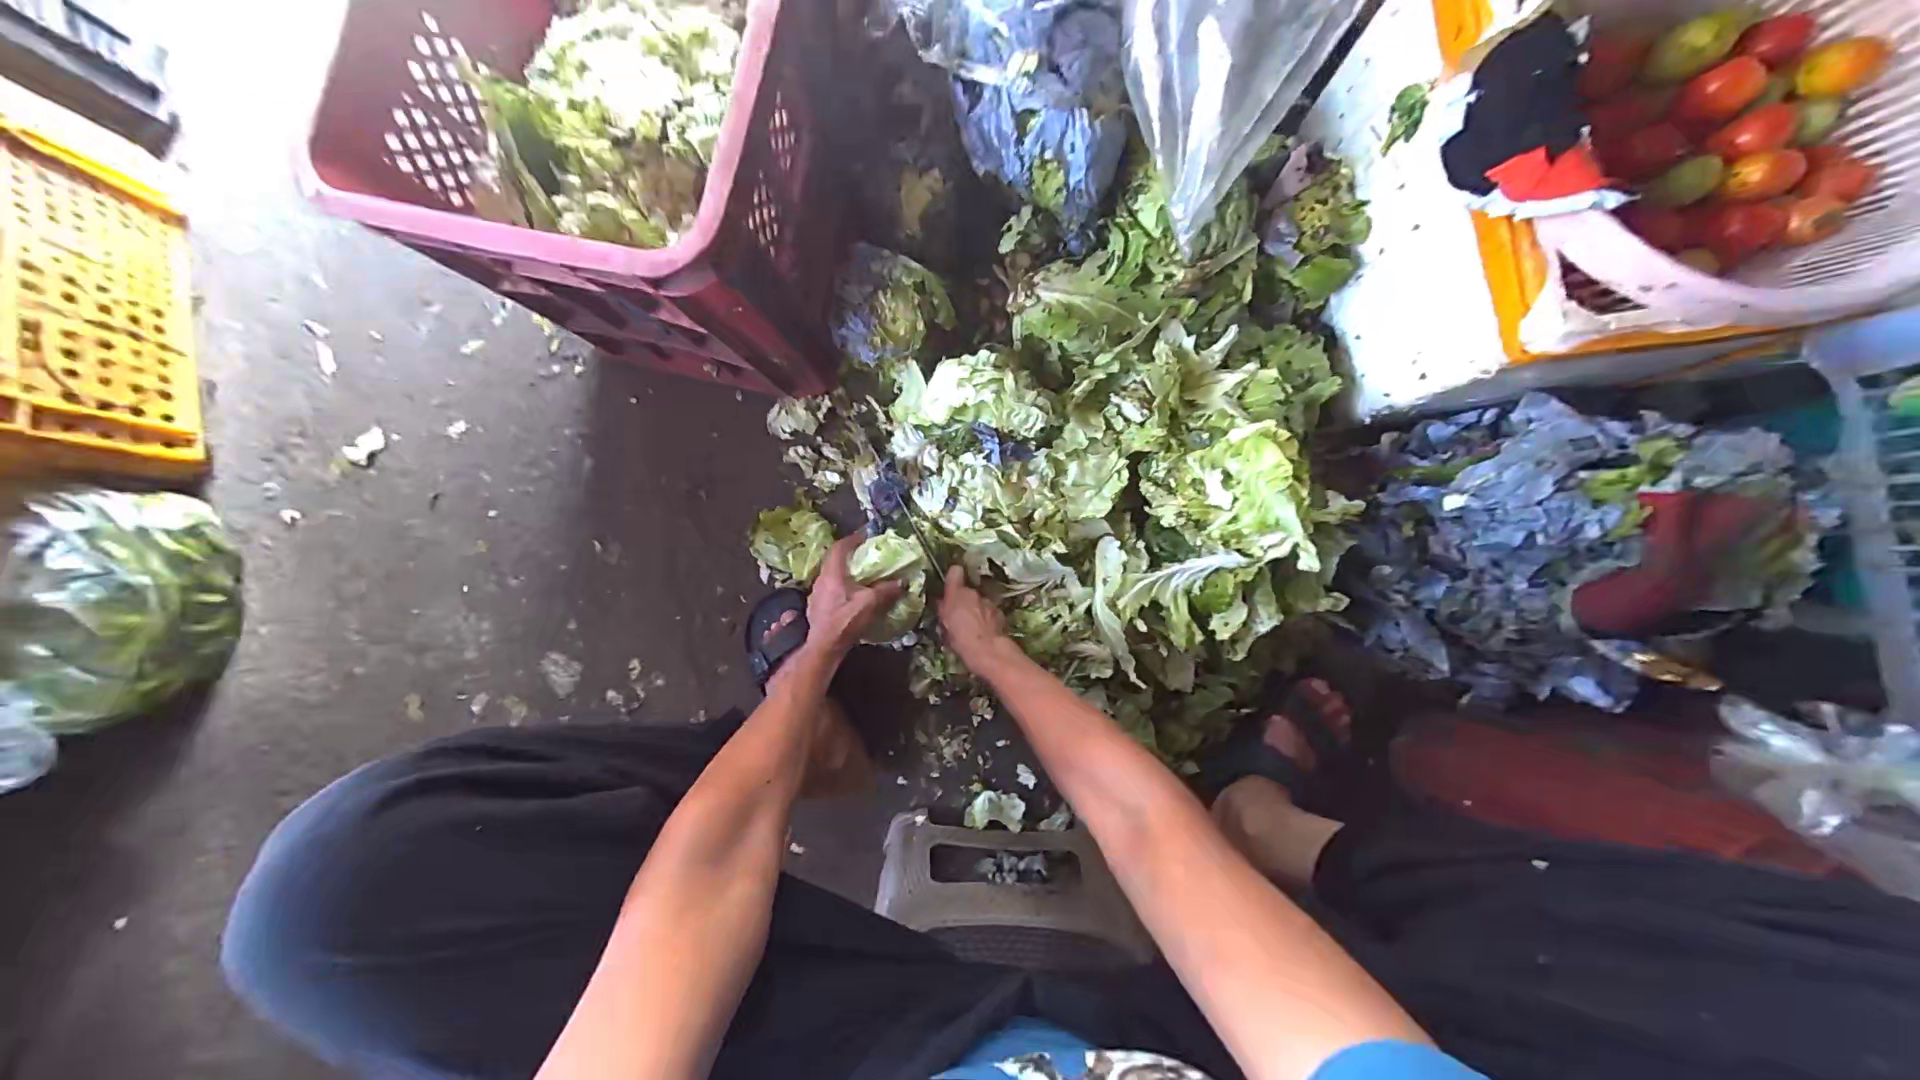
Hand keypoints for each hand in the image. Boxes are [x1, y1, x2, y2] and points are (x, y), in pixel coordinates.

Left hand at [805, 534, 901, 657]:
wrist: (824, 647)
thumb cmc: (846, 622)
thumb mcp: (870, 604)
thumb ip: (886, 591)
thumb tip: (902, 583)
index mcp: (832, 574)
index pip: (838, 548)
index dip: (851, 540)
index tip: (863, 537)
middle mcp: (821, 580)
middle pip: (833, 561)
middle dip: (848, 556)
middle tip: (863, 555)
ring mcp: (816, 594)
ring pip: (830, 576)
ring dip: (843, 573)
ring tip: (858, 576)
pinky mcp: (816, 607)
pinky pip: (828, 589)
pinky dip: (840, 587)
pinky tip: (849, 596)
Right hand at [938, 565, 1017, 673]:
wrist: (987, 650)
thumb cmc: (960, 638)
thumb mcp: (944, 625)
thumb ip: (943, 610)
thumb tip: (942, 602)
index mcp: (957, 593)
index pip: (955, 572)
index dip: (954, 576)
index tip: (952, 582)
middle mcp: (974, 593)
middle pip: (969, 591)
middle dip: (965, 600)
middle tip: (959, 614)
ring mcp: (989, 602)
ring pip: (980, 602)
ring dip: (977, 609)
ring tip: (973, 625)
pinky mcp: (1001, 613)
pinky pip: (990, 612)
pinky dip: (987, 618)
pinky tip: (985, 630)